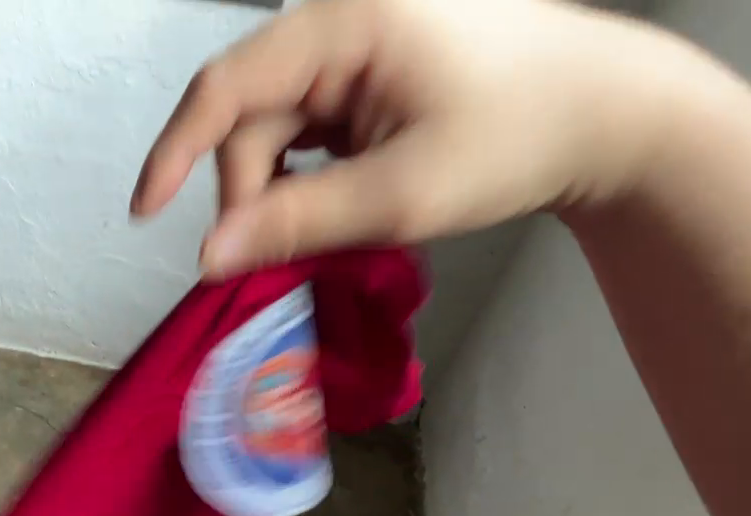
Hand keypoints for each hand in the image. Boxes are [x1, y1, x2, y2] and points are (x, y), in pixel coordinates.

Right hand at [132, 0, 725, 275]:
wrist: (608, 117)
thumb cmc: (517, 141)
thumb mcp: (399, 194)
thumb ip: (296, 223)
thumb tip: (206, 255)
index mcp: (348, 21)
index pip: (227, 86)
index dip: (175, 151)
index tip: (143, 213)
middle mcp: (340, 21)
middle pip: (251, 118)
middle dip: (252, 193)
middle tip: (278, 257)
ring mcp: (354, 47)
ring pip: (276, 132)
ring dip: (282, 192)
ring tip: (329, 230)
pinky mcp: (366, 75)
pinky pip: (306, 132)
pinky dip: (306, 178)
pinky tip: (335, 201)